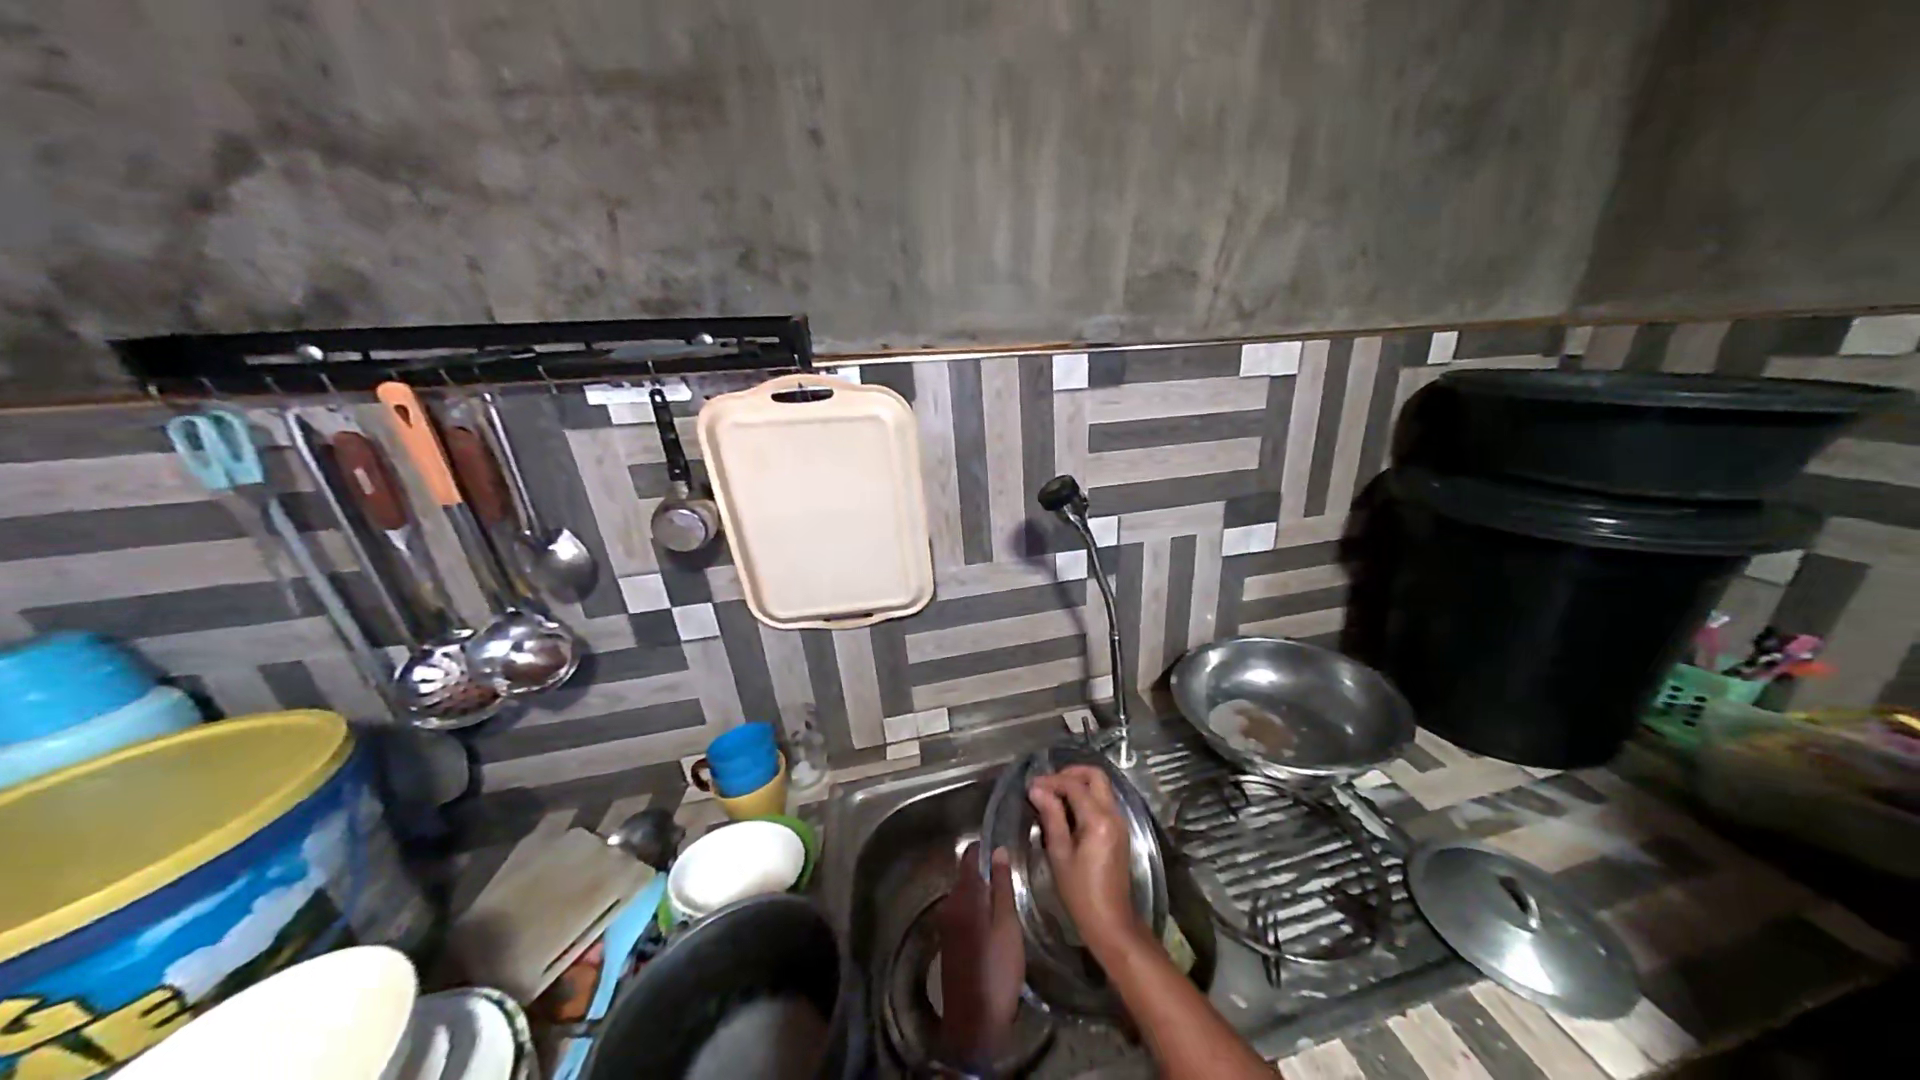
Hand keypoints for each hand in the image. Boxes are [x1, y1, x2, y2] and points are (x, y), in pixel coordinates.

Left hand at [936, 842, 1024, 1069]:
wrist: (974, 1022)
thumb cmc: (997, 970)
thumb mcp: (1007, 925)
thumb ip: (1002, 886)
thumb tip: (997, 850)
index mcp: (964, 896)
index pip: (970, 857)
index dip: (986, 847)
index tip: (1004, 844)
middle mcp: (949, 904)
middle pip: (967, 875)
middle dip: (987, 871)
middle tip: (1012, 874)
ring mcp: (946, 923)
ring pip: (966, 895)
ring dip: (983, 892)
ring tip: (1008, 897)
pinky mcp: (949, 940)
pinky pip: (963, 911)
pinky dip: (978, 909)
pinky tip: (994, 921)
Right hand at [1028, 765, 1146, 958]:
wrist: (1110, 921)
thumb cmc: (1080, 891)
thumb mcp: (1059, 853)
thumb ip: (1051, 816)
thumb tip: (1037, 789)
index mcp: (1098, 819)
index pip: (1074, 785)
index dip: (1051, 781)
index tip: (1031, 786)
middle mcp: (1113, 814)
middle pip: (1095, 776)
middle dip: (1070, 774)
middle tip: (1047, 785)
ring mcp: (1119, 822)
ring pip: (1101, 787)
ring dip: (1078, 785)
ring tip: (1052, 797)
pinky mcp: (1119, 831)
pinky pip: (1103, 801)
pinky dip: (1085, 798)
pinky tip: (1065, 811)